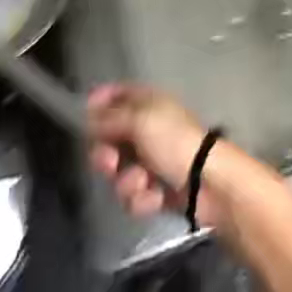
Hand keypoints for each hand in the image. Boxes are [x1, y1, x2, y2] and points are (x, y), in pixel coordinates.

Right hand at [85, 83, 212, 220]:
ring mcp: (150, 161)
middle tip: (110, 163)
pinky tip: (155, 197)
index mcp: (147, 103)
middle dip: (105, 156)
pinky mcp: (154, 190)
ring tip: (142, 182)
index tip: (84, 116)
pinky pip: (133, 196)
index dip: (99, 102)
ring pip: (118, 173)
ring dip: (126, 182)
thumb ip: (111, 118)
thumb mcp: (140, 121)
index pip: (117, 94)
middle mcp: (146, 129)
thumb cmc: (173, 141)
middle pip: (109, 140)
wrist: (207, 182)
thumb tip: (89, 115)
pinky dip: (142, 198)